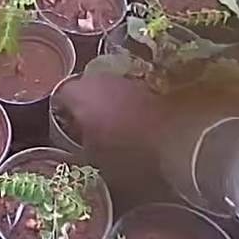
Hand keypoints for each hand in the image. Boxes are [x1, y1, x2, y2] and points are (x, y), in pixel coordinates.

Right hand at [55, 75, 176, 173]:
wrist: (179, 142)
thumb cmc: (128, 152)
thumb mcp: (95, 159)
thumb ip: (81, 147)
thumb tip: (78, 147)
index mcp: (80, 94)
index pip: (60, 95)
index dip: (61, 111)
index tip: (65, 126)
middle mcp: (100, 79)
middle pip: (85, 88)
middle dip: (85, 104)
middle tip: (88, 127)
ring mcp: (127, 79)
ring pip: (109, 89)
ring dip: (109, 103)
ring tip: (113, 128)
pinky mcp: (150, 85)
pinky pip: (131, 94)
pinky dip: (130, 106)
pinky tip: (135, 126)